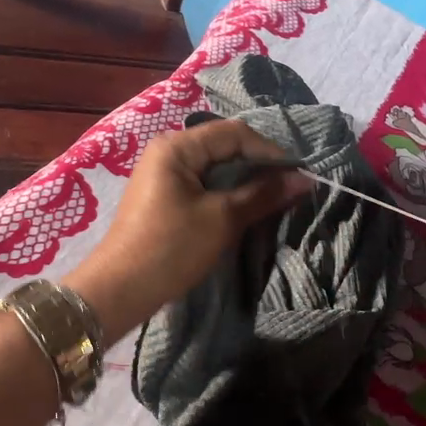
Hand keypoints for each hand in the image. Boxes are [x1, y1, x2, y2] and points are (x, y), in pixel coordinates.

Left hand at [62, 119, 310, 337]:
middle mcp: (168, 151)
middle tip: (289, 188)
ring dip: (245, 181)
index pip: (234, 133)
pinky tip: (246, 209)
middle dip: (259, 166)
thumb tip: (304, 179)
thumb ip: (263, 194)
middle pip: (224, 146)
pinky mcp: (164, 196)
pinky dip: (227, 193)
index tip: (297, 176)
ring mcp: (163, 174)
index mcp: (177, 146)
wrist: (120, 291)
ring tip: (273, 200)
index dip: (269, 151)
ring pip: (216, 167)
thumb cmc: (171, 248)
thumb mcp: (222, 219)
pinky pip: (204, 183)